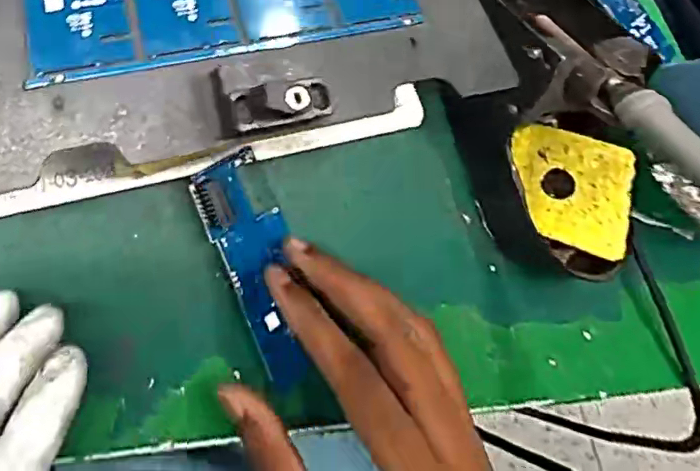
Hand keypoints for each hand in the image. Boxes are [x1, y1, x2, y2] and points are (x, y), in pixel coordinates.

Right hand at [216, 238, 486, 470]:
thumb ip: (279, 463)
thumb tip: (231, 393)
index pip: (358, 378)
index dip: (313, 322)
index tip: (277, 280)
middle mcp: (452, 442)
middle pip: (398, 339)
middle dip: (342, 285)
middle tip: (297, 250)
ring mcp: (468, 430)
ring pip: (423, 335)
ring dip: (369, 289)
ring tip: (324, 262)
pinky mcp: (468, 425)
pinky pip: (434, 351)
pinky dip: (394, 313)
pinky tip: (365, 300)